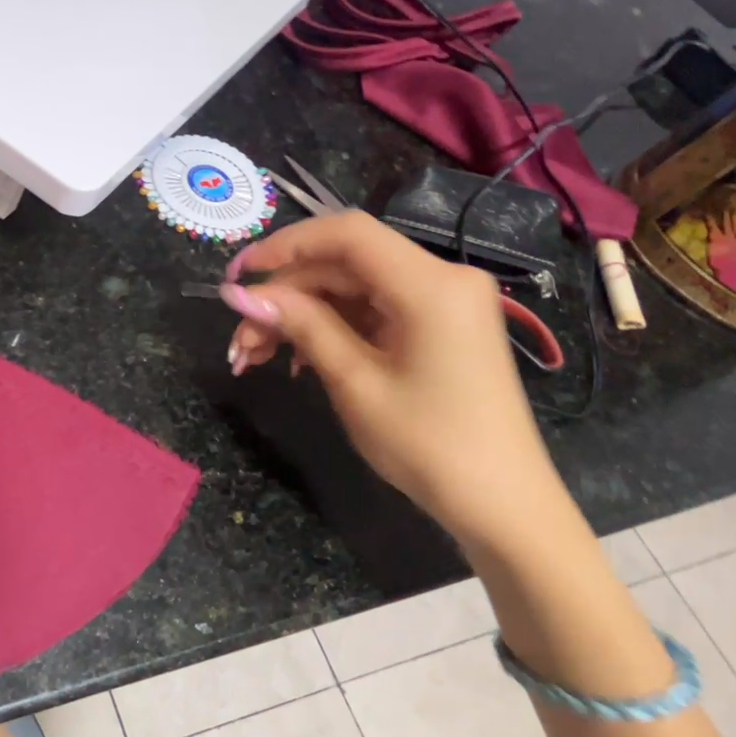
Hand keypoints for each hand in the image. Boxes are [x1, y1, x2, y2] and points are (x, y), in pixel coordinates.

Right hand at [220, 211, 566, 549]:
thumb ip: (300, 325)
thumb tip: (238, 294)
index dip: (284, 246)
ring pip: (350, 290)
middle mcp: (440, 279)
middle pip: (343, 265)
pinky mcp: (436, 328)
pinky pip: (370, 312)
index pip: (346, 235)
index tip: (236, 275)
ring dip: (298, 318)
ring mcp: (441, 304)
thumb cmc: (427, 442)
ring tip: (252, 359)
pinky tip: (296, 363)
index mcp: (429, 284)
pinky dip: (328, 331)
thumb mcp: (353, 381)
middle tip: (238, 343)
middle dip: (283, 298)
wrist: (499, 501)